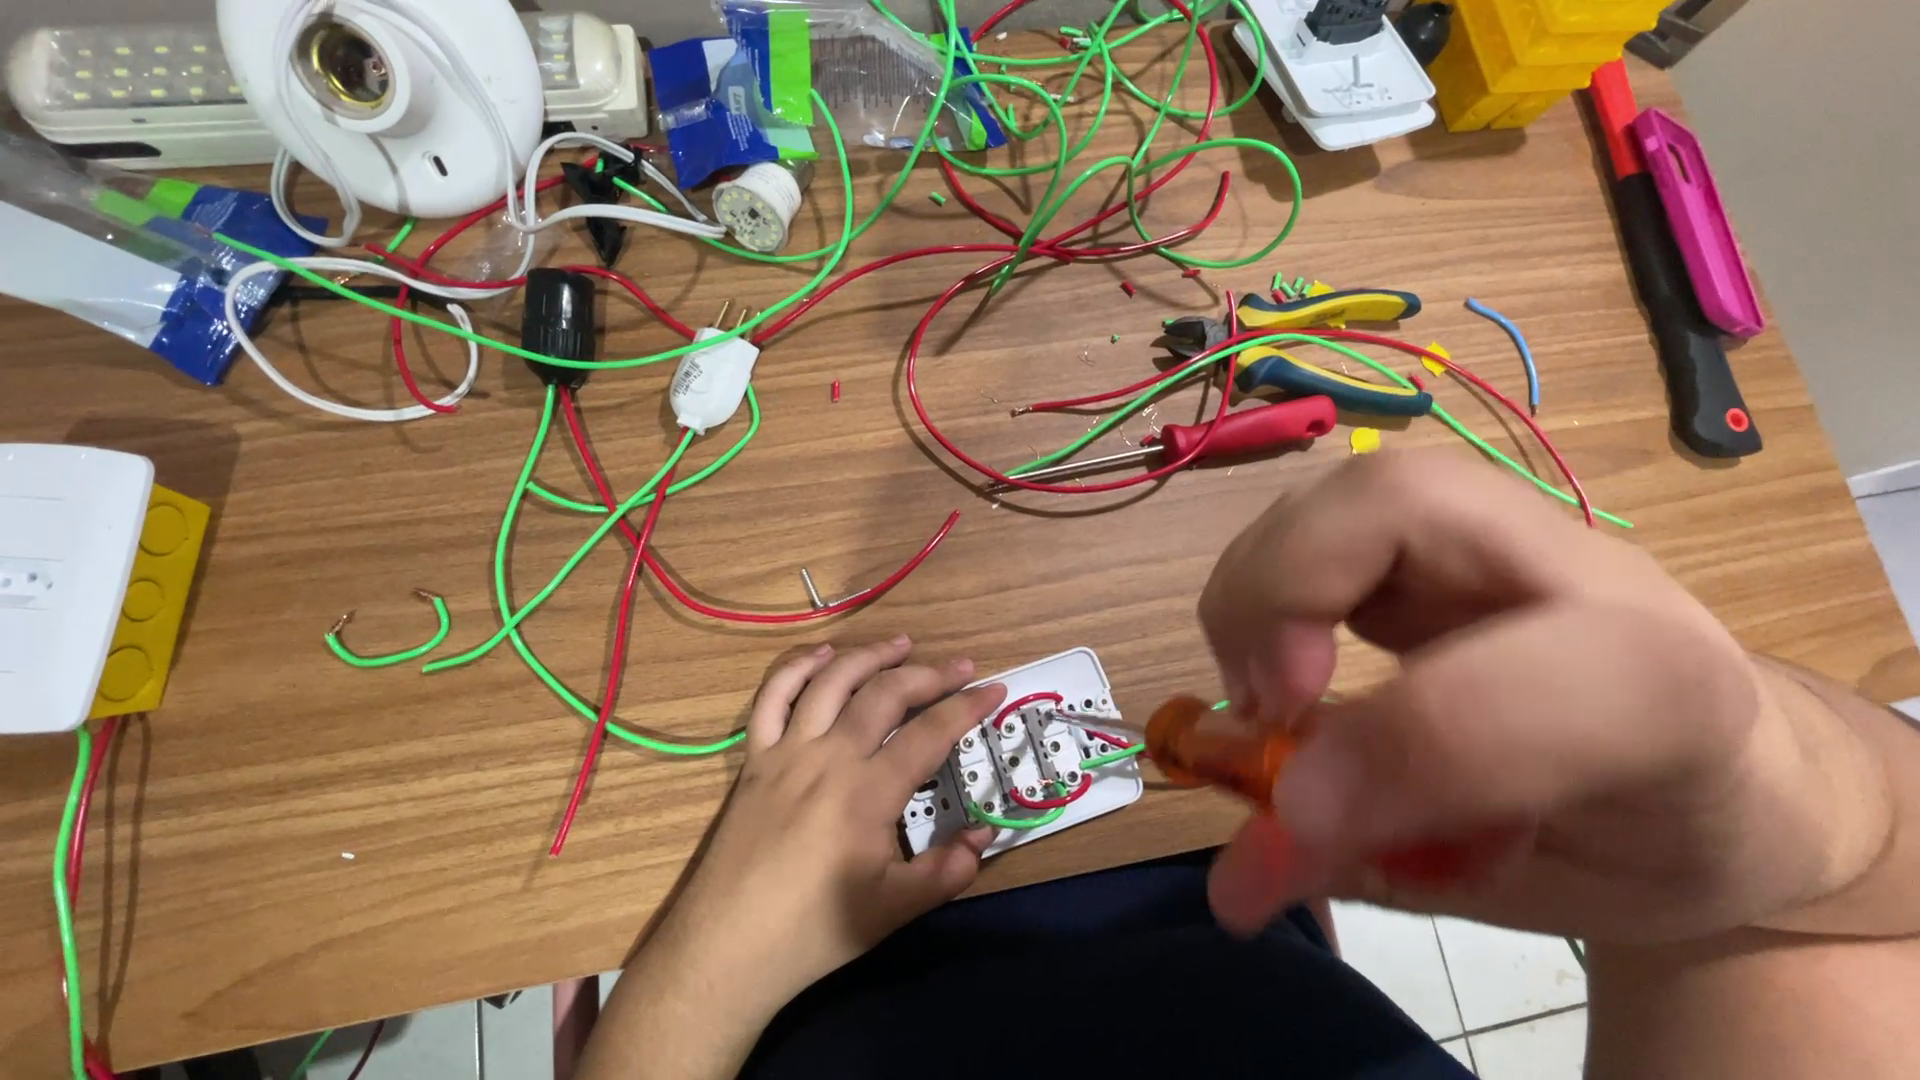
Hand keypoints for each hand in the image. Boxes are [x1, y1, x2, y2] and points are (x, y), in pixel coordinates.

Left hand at [641, 637, 1003, 1015]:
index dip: (966, 706)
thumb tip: (985, 835)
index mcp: (868, 794)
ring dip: (869, 655)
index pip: (929, 733)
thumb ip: (946, 871)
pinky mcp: (755, 759)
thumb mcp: (893, 911)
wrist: (727, 948)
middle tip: (960, 666)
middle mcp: (829, 757)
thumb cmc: (814, 932)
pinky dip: (798, 668)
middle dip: (928, 673)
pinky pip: (772, 698)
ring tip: (901, 644)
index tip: (994, 689)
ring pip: (831, 682)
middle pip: (884, 694)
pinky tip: (823, 656)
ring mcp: (786, 752)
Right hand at [1198, 451, 1892, 943]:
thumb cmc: (1637, 843)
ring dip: (1261, 586)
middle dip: (1283, 593)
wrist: (1722, 768)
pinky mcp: (1442, 531)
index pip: (1550, 682)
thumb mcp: (1532, 893)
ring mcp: (1505, 534)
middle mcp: (1584, 574)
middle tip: (1264, 706)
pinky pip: (1328, 513)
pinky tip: (1284, 655)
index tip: (1304, 807)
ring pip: (1345, 495)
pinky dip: (1267, 577)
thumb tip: (1231, 885)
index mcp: (1668, 690)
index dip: (1411, 737)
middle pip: (1401, 501)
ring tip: (1265, 691)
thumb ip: (1375, 868)